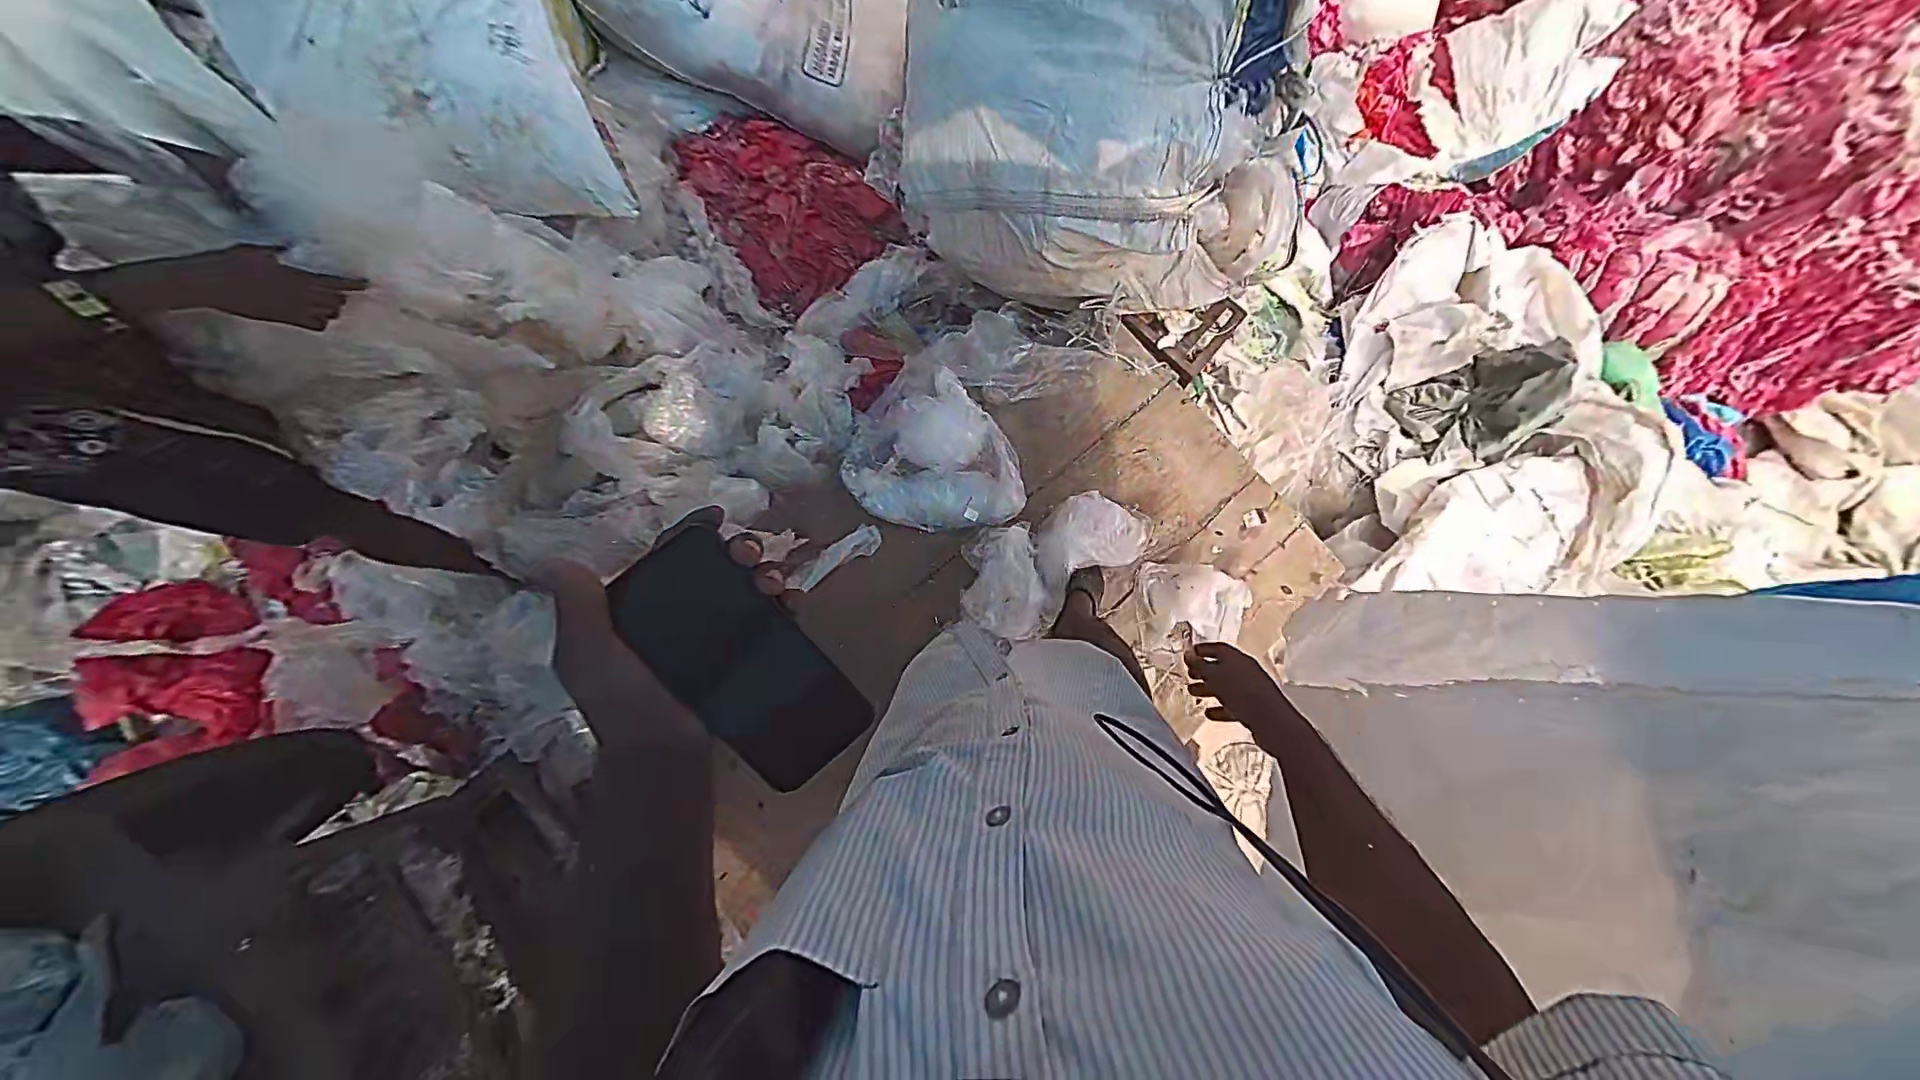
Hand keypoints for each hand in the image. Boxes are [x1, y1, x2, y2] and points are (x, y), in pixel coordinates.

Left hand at [536, 508, 794, 754]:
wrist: (663, 750)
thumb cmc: (623, 703)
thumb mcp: (588, 656)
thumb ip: (578, 611)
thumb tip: (559, 561)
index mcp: (649, 601)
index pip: (673, 553)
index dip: (695, 530)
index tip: (718, 516)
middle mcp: (686, 610)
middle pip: (720, 563)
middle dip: (740, 548)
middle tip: (751, 552)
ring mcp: (720, 631)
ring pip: (750, 585)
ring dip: (767, 572)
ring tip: (773, 582)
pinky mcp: (747, 650)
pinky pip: (771, 618)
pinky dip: (787, 603)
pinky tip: (793, 602)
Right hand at [1185, 642, 1300, 741]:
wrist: (1269, 718)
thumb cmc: (1242, 691)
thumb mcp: (1213, 675)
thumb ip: (1199, 665)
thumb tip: (1189, 655)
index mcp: (1236, 658)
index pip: (1217, 648)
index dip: (1202, 650)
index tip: (1191, 653)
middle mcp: (1245, 671)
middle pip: (1221, 668)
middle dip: (1203, 671)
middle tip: (1191, 673)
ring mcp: (1250, 689)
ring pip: (1225, 687)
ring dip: (1208, 689)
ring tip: (1194, 692)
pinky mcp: (1253, 707)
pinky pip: (1233, 705)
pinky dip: (1220, 708)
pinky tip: (1211, 712)